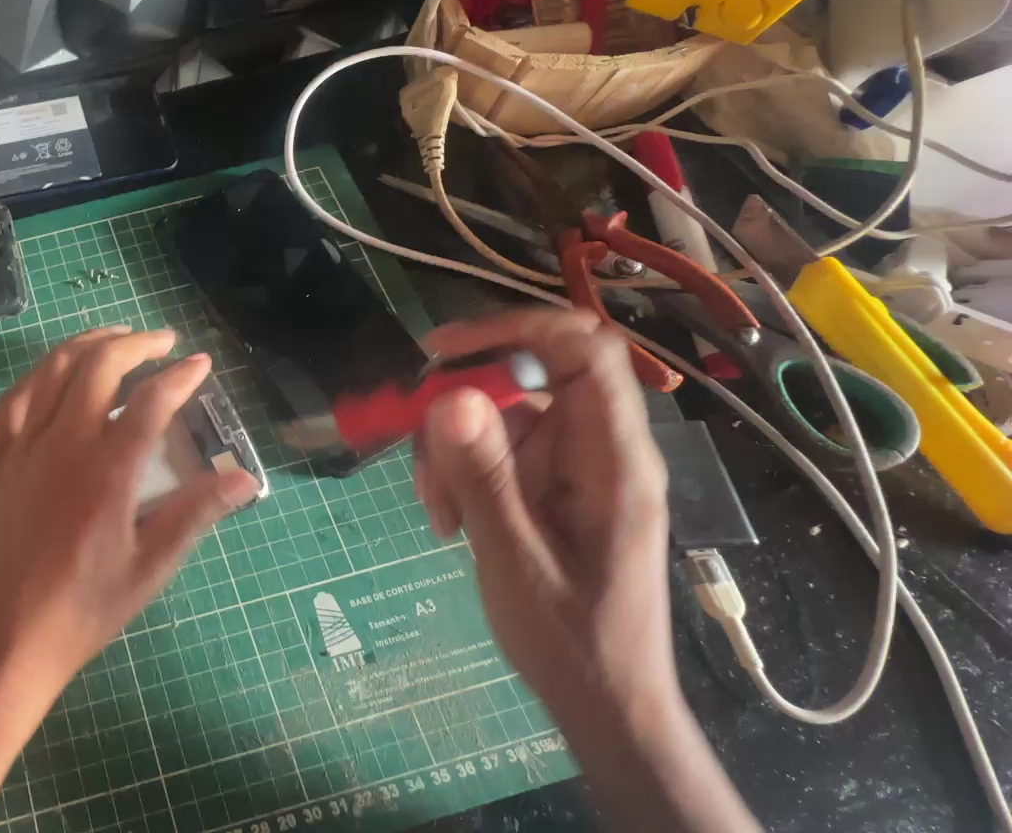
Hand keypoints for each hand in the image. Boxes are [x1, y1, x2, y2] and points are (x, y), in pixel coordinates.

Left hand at [0, 327, 259, 832]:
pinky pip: (14, 397)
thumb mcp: (149, 569)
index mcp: (108, 471)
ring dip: (87, 344)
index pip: (151, 402)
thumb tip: (245, 479)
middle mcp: (63, 444)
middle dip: (136, 343)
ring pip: (53, 369)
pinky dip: (40, 372)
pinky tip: (55, 371)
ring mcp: (23, 446)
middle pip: (99, 366)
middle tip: (163, 341)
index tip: (201, 363)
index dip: (180, 376)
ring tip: (116, 338)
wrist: (2, 637)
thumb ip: (194, 515)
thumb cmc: (82, 610)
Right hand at [412, 308, 673, 725]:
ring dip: (450, 450)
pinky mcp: (546, 484)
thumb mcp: (515, 561)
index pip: (583, 352)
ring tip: (437, 509)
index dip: (516, 329)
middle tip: (417, 445)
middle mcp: (595, 448)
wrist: (604, 702)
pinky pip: (493, 448)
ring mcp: (570, 465)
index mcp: (612, 460)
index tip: (442, 351)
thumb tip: (450, 396)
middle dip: (459, 405)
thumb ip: (484, 477)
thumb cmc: (572, 641)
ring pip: (496, 414)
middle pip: (523, 379)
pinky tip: (448, 519)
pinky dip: (458, 472)